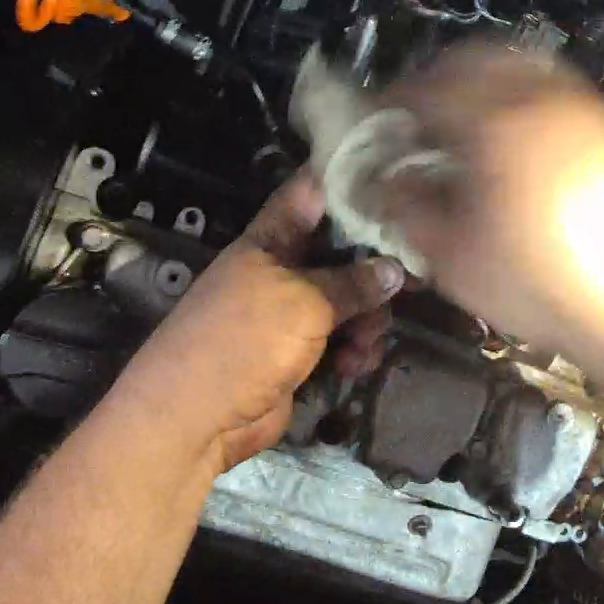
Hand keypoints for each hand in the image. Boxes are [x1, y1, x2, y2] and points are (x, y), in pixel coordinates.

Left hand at [108, 175, 403, 472]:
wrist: (196, 419)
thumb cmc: (243, 342)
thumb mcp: (302, 303)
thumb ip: (352, 283)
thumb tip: (396, 268)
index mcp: (270, 240)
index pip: (310, 193)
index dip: (349, 184)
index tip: (393, 187)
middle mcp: (281, 269)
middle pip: (341, 253)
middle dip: (373, 272)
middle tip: (406, 289)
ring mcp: (288, 313)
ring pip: (347, 301)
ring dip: (366, 323)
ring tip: (364, 347)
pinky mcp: (297, 353)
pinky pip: (339, 340)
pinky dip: (352, 351)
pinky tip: (352, 368)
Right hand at [378, 44, 603, 367]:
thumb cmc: (547, 286)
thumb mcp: (454, 259)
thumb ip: (408, 211)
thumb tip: (386, 185)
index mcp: (493, 124)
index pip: (424, 90)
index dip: (392, 103)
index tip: (381, 121)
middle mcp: (542, 101)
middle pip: (477, 59)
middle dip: (438, 80)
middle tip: (420, 116)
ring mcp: (586, 113)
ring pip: (523, 70)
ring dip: (485, 87)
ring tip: (466, 130)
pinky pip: (557, 98)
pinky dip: (524, 107)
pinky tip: (517, 153)